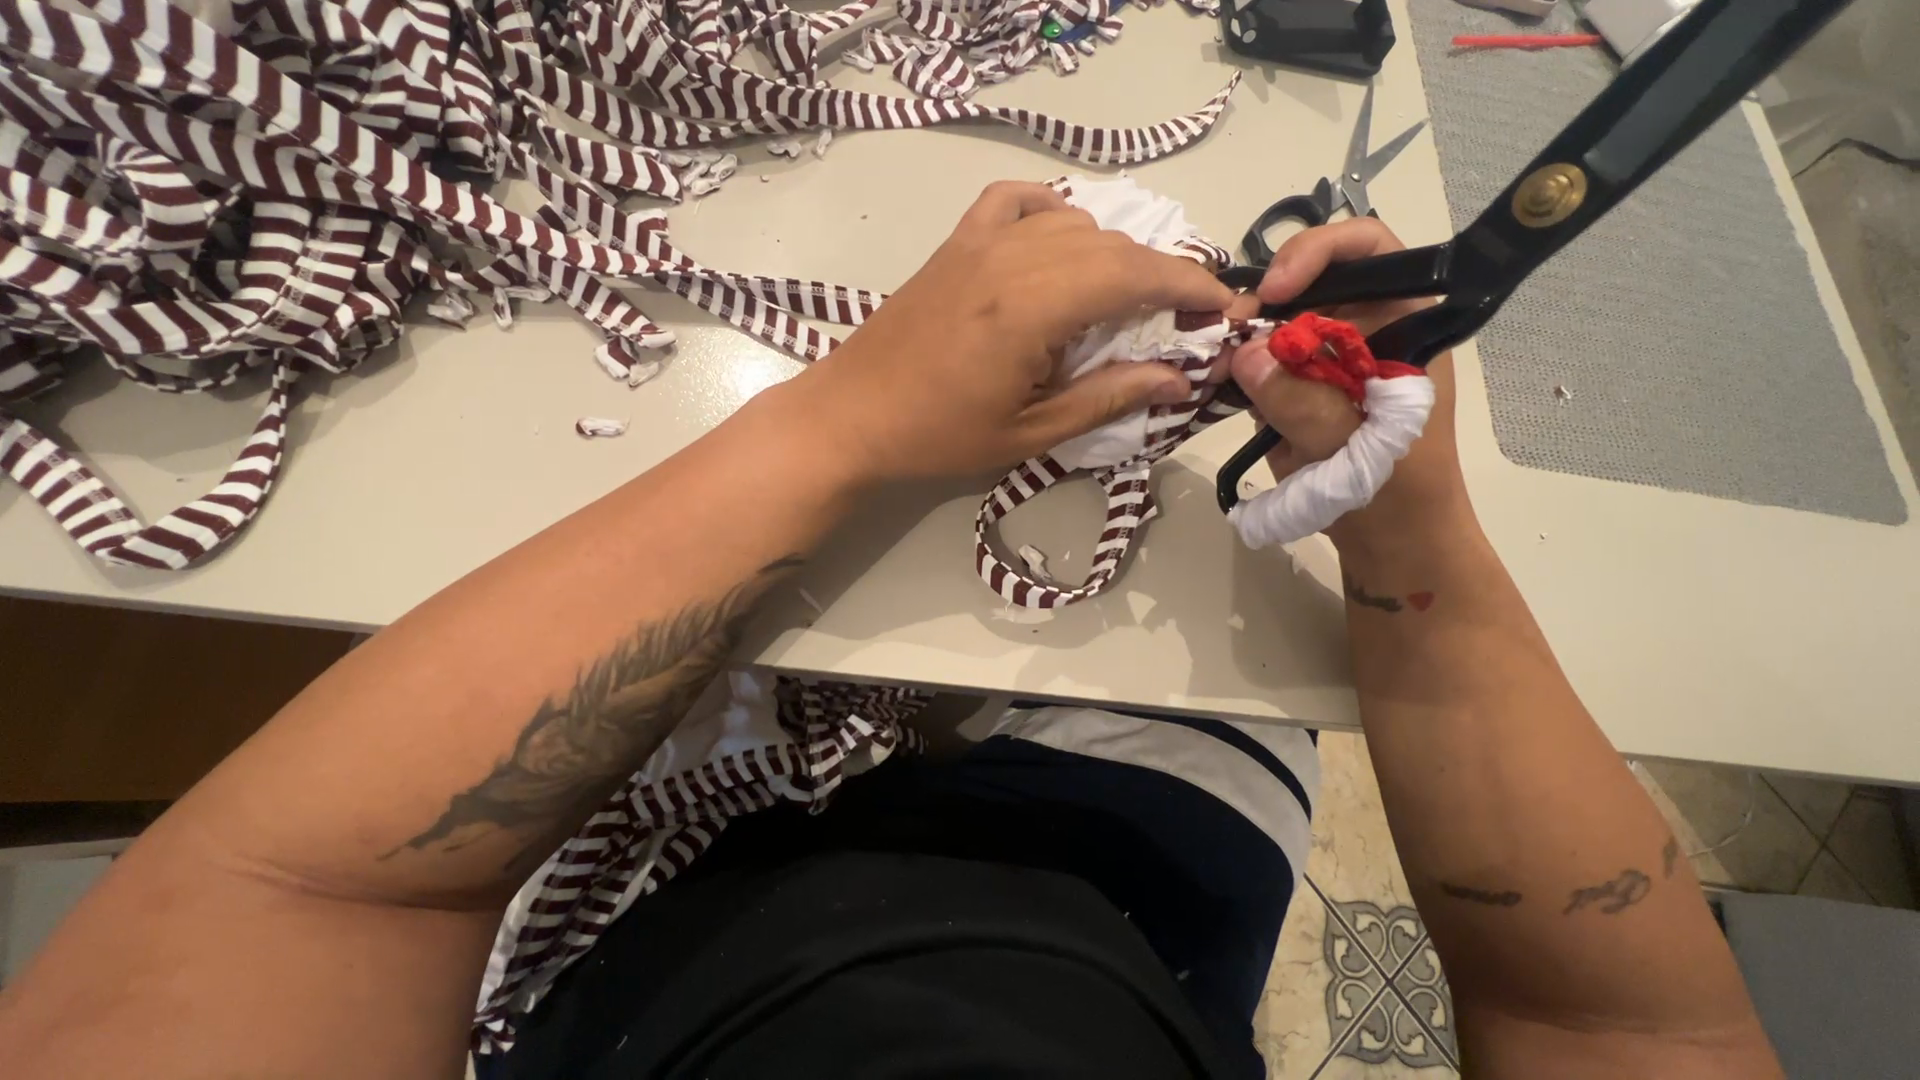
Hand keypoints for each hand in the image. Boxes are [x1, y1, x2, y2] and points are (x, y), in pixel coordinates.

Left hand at [788, 181, 1233, 480]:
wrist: (850, 418)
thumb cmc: (938, 437)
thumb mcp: (1031, 432)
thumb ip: (1109, 399)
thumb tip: (1179, 380)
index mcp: (1033, 307)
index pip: (1135, 275)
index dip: (1191, 286)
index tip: (1225, 310)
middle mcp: (1011, 258)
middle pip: (1112, 246)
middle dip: (1161, 276)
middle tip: (1183, 318)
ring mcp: (978, 243)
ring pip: (1072, 223)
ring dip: (1112, 253)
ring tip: (1124, 299)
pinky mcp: (954, 244)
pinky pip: (1015, 201)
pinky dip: (1050, 210)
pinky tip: (1061, 239)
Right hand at [1226, 217, 1474, 554]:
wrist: (1385, 543)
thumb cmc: (1398, 494)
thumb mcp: (1360, 451)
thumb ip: (1307, 403)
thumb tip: (1246, 355)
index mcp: (1401, 326)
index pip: (1369, 252)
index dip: (1321, 252)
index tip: (1278, 290)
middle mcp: (1359, 331)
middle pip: (1307, 284)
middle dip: (1264, 300)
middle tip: (1226, 328)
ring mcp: (1320, 361)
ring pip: (1273, 323)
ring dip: (1239, 335)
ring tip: (1213, 362)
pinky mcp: (1289, 390)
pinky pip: (1254, 364)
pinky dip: (1229, 369)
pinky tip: (1211, 382)